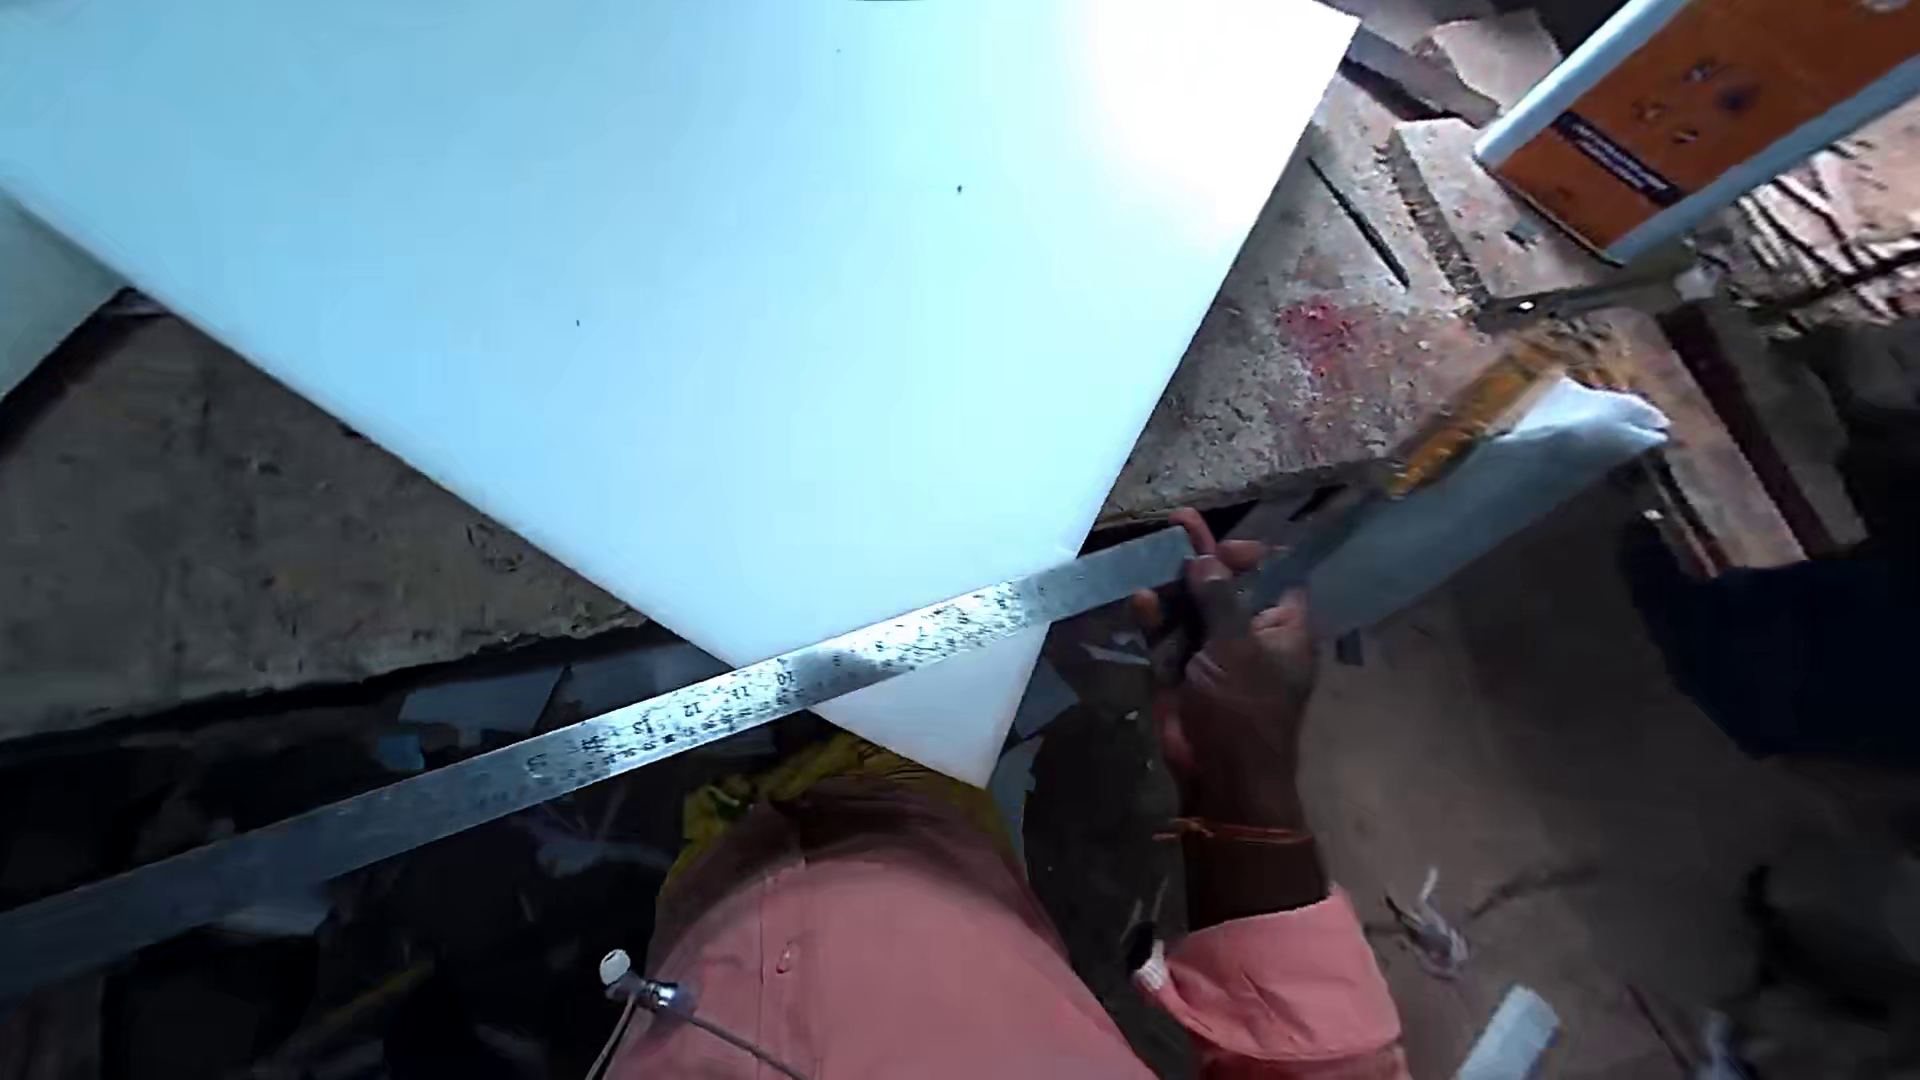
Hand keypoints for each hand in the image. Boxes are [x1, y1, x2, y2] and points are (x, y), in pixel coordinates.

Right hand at [1132, 509, 1325, 922]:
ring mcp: (1209, 650)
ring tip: (1151, 556)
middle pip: (1222, 585)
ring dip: (1171, 585)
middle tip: (1178, 522)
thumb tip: (1205, 559)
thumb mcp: (1237, 650)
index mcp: (1280, 629)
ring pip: (1188, 605)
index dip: (1247, 555)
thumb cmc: (1245, 710)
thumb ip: (1220, 600)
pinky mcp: (1178, 666)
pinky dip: (1154, 617)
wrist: (1218, 773)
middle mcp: (1245, 633)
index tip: (1219, 544)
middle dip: (1200, 558)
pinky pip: (1164, 632)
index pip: (1271, 577)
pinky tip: (1142, 600)